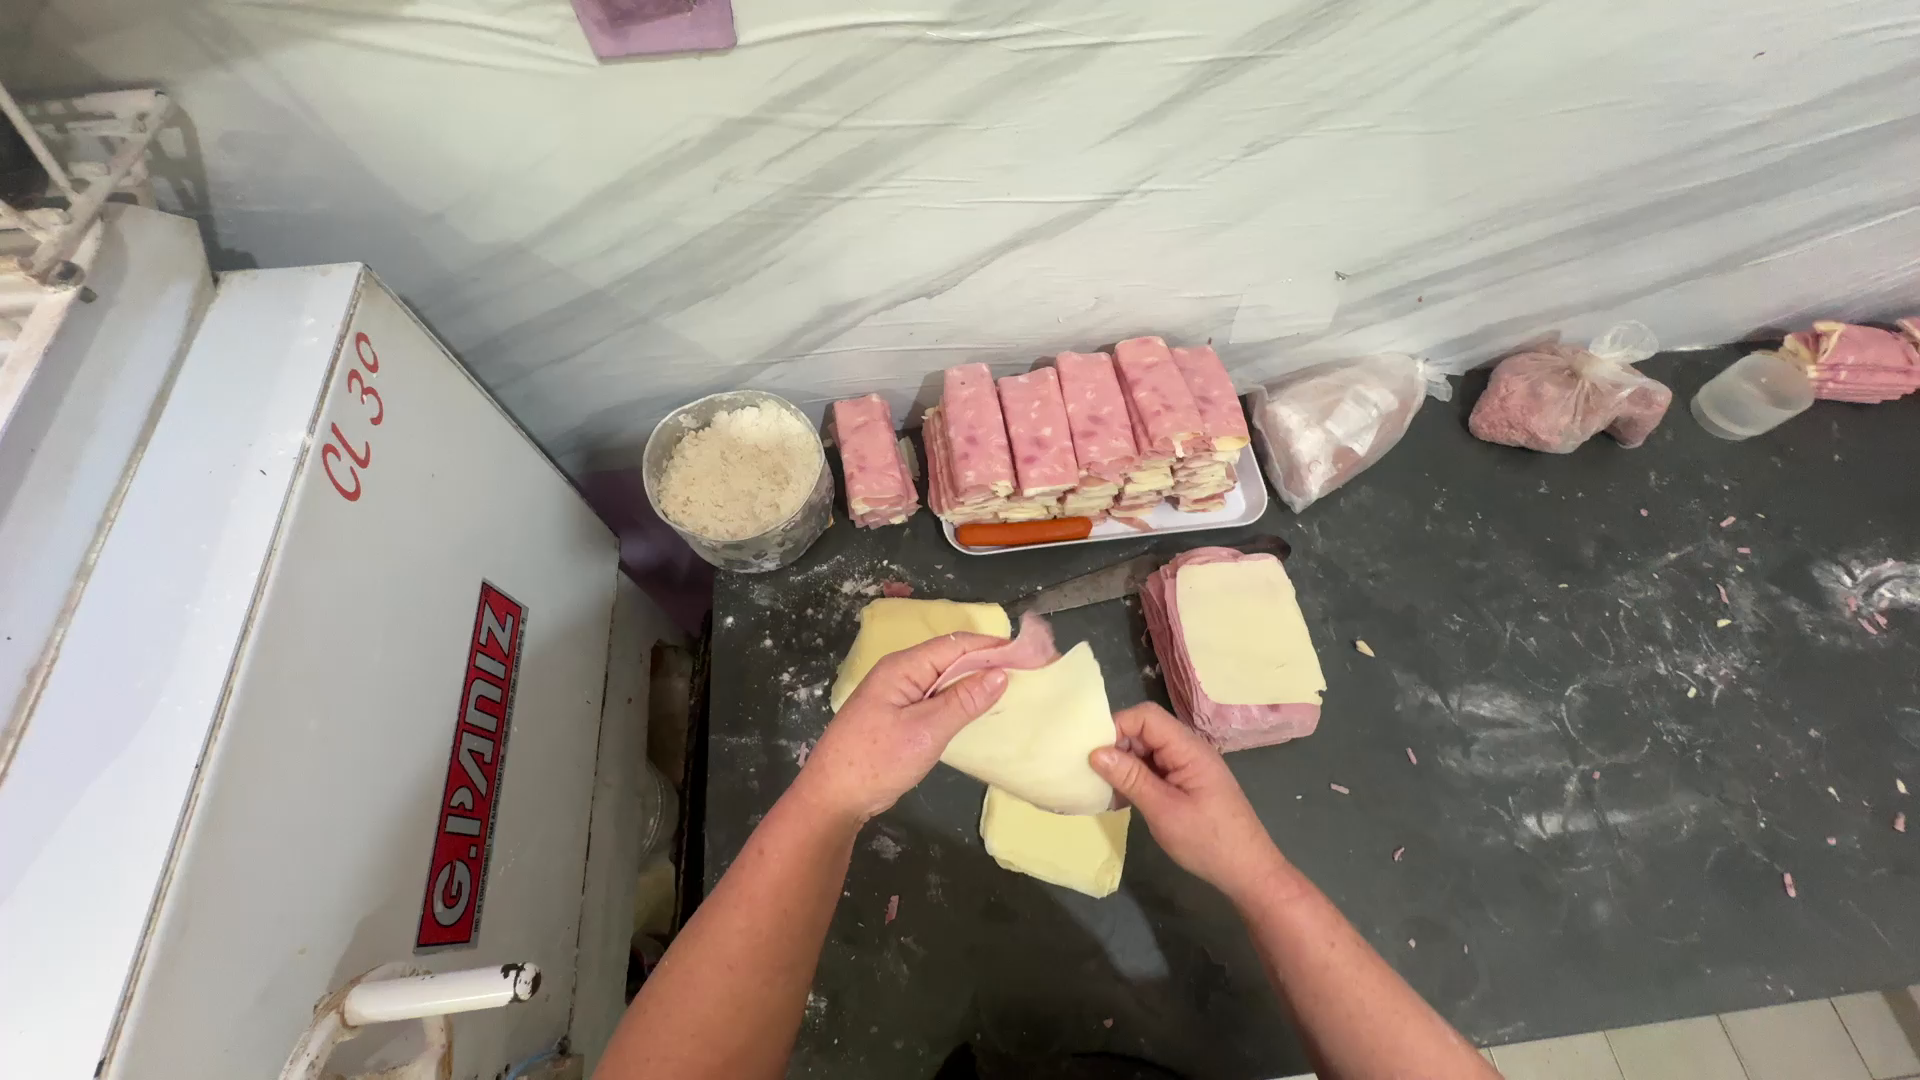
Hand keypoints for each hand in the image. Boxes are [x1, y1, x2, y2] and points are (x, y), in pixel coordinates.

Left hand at [795, 633, 1009, 826]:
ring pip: (943, 677)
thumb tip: (1001, 673)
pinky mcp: (897, 714)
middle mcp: (900, 672)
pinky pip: (934, 696)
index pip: (957, 644)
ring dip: (973, 680)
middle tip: (1026, 671)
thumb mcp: (926, 731)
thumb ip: (964, 701)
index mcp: (904, 667)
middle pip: (950, 657)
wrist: (832, 797)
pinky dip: (958, 698)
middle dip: (987, 660)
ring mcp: (897, 694)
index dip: (993, 646)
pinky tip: (975, 709)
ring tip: (1010, 687)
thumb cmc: (877, 761)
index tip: (1029, 653)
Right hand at [1089, 703, 1289, 905]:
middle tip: (1092, 773)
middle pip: (1144, 730)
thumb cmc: (1209, 841)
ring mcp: (1186, 766)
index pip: (1146, 716)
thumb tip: (1095, 752)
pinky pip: (1152, 768)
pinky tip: (1119, 799)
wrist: (1249, 873)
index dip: (1117, 726)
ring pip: (1145, 750)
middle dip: (1116, 746)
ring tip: (1102, 788)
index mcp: (1188, 748)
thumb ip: (1130, 778)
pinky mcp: (1184, 782)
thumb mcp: (1164, 811)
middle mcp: (1187, 749)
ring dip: (1122, 765)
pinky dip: (1133, 779)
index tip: (1093, 753)